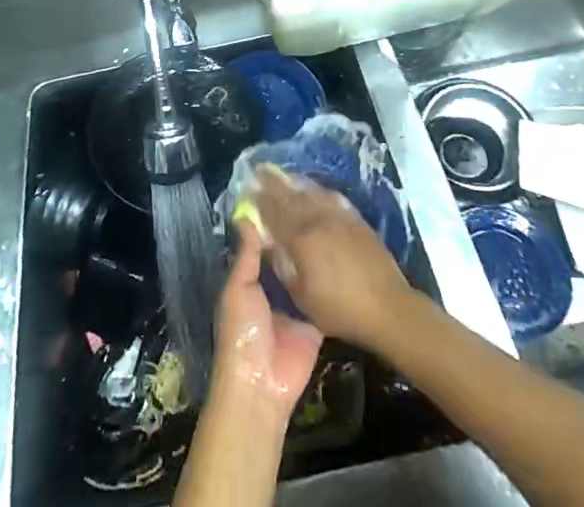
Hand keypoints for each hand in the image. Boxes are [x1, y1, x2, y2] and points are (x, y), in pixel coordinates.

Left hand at [212, 219, 322, 420]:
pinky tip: (344, 259)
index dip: (271, 232)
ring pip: (306, 279)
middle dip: (296, 245)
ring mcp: (295, 309)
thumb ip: (247, 256)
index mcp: (249, 285)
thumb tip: (246, 219)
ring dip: (314, 262)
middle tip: (315, 212)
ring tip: (332, 227)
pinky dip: (331, 286)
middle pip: (286, 264)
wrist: (263, 381)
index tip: (285, 204)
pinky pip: (323, 301)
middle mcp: (272, 294)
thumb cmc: (242, 330)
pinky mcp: (315, 324)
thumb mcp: (238, 288)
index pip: (262, 252)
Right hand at [251, 164, 418, 349]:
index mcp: (300, 238)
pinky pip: (332, 198)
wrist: (388, 308)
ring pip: (312, 192)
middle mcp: (318, 220)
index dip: (259, 200)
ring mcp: (340, 218)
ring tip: (283, 176)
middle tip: (259, 170)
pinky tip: (315, 190)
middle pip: (290, 196)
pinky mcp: (357, 220)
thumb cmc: (340, 308)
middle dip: (273, 182)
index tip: (248, 188)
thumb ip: (282, 264)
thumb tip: (267, 242)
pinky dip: (319, 190)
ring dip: (295, 182)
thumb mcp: (301, 294)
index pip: (273, 212)